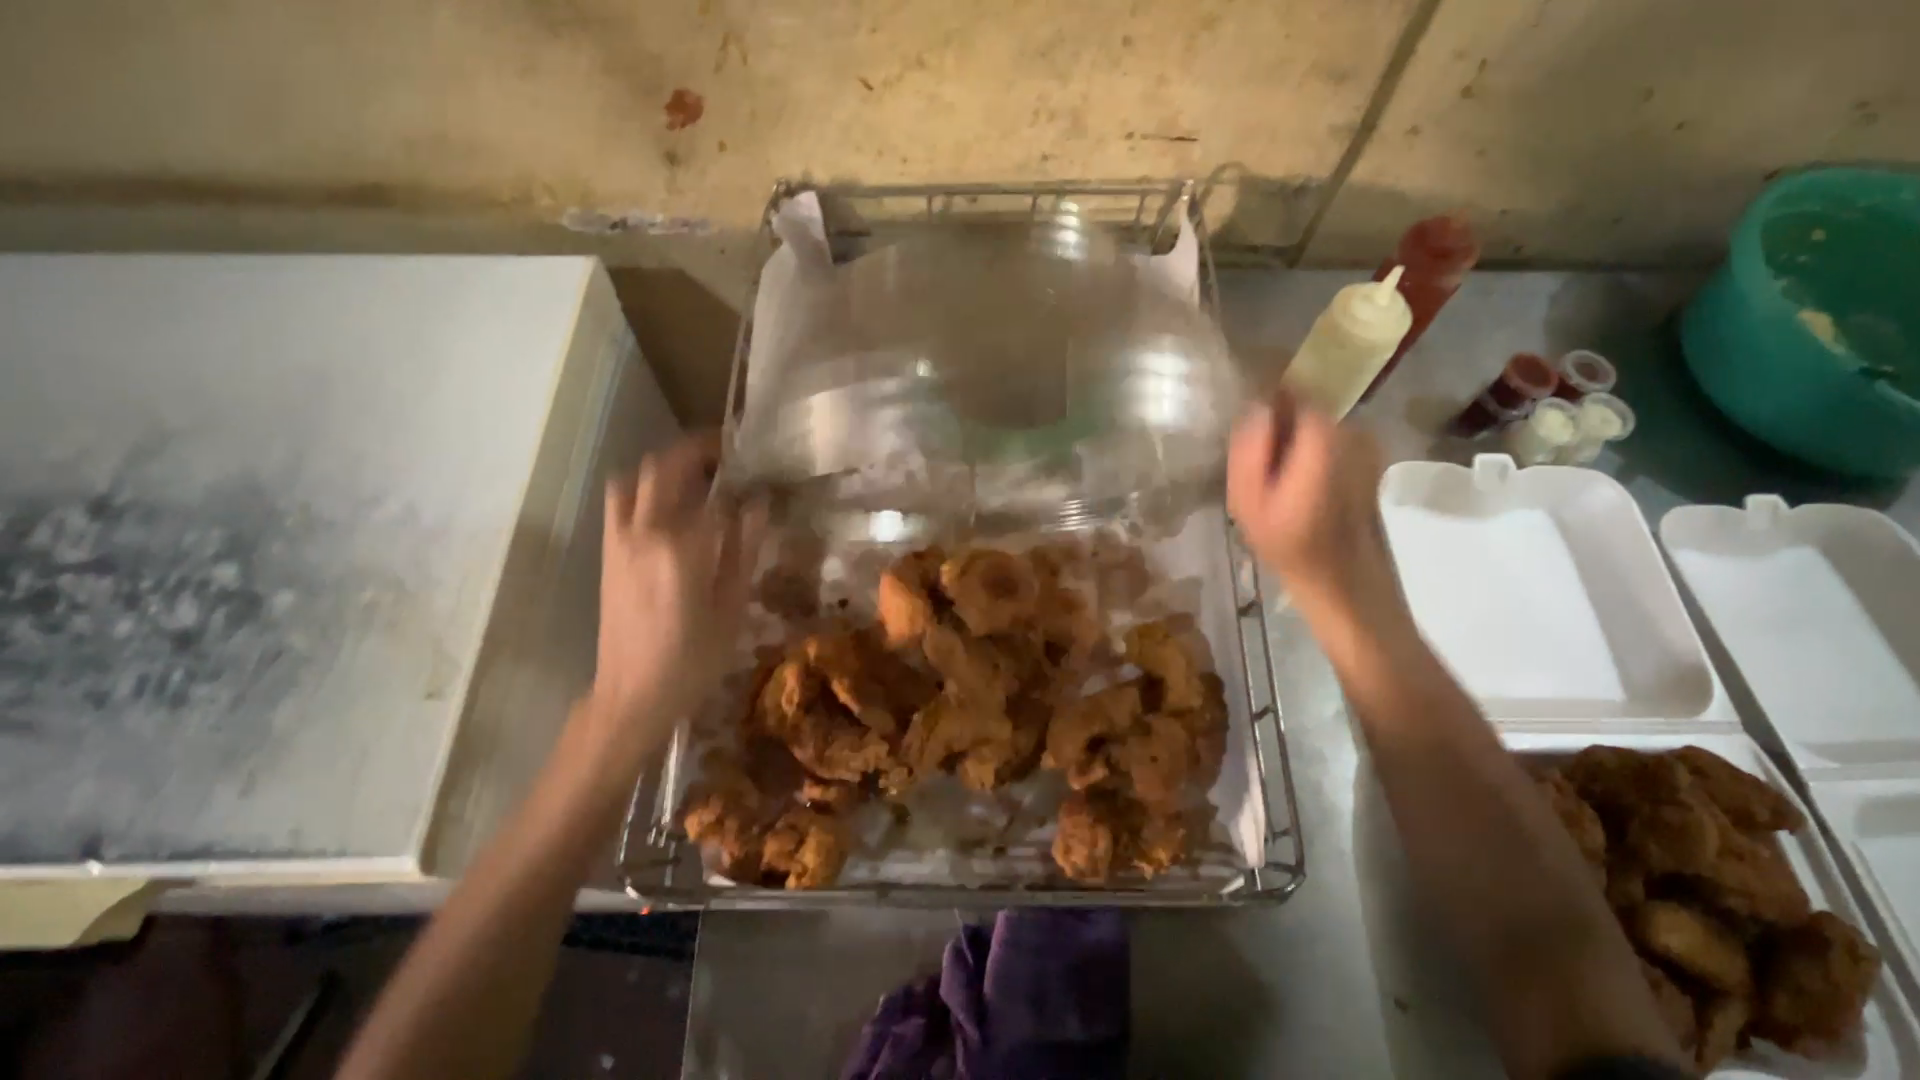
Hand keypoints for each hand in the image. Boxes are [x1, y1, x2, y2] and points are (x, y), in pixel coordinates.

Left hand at [589, 433, 762, 754]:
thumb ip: (744, 551)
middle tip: (728, 458)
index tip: (761, 478)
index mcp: (684, 548)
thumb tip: (758, 506)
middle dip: (699, 453)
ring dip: (665, 468)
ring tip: (694, 477)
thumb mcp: (732, 609)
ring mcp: (621, 539)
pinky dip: (641, 489)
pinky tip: (666, 506)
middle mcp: (646, 532)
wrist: (633, 694)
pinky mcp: (608, 552)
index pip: (717, 494)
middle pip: (668, 467)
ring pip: (636, 477)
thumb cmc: (693, 659)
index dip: (742, 480)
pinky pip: (619, 502)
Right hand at [1226, 393, 1409, 636]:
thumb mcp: (1249, 502)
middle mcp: (1352, 430)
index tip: (1241, 407)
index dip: (1263, 391)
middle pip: (1303, 406)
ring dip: (1293, 442)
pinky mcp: (1371, 465)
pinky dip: (1311, 456)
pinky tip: (1296, 489)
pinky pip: (1330, 445)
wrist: (1350, 590)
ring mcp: (1367, 448)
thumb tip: (1253, 409)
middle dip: (1277, 422)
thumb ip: (1249, 449)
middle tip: (1251, 454)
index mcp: (1322, 434)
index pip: (1289, 387)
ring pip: (1317, 427)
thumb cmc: (1294, 550)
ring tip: (1271, 476)